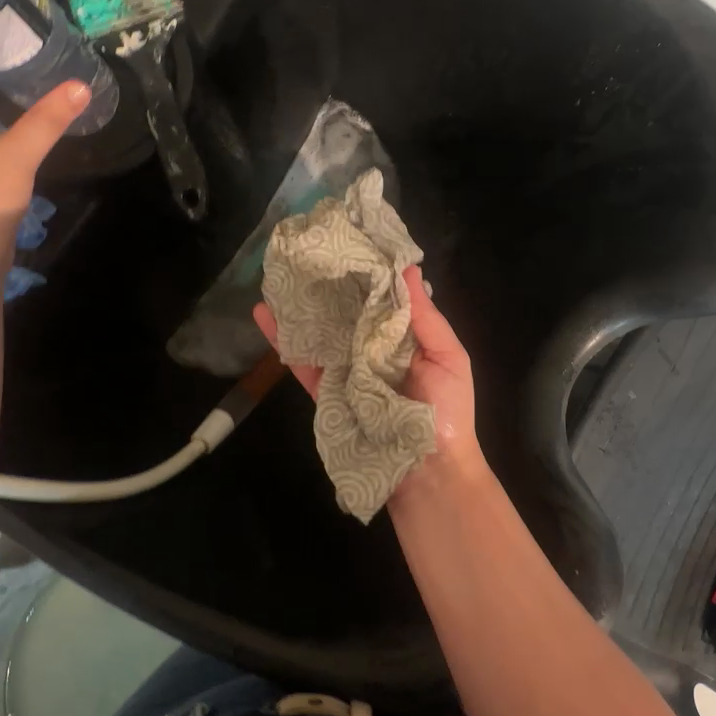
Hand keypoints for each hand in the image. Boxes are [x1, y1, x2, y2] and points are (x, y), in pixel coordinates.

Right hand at [253, 265, 481, 474]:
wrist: (429, 473)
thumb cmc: (448, 413)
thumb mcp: (449, 357)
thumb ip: (425, 317)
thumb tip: (406, 269)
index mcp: (405, 338)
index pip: (382, 298)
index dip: (366, 272)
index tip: (347, 241)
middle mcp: (373, 350)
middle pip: (347, 312)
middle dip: (328, 286)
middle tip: (304, 252)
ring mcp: (348, 371)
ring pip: (322, 333)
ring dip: (300, 308)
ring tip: (277, 278)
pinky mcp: (327, 393)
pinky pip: (305, 365)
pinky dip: (285, 342)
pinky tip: (266, 316)